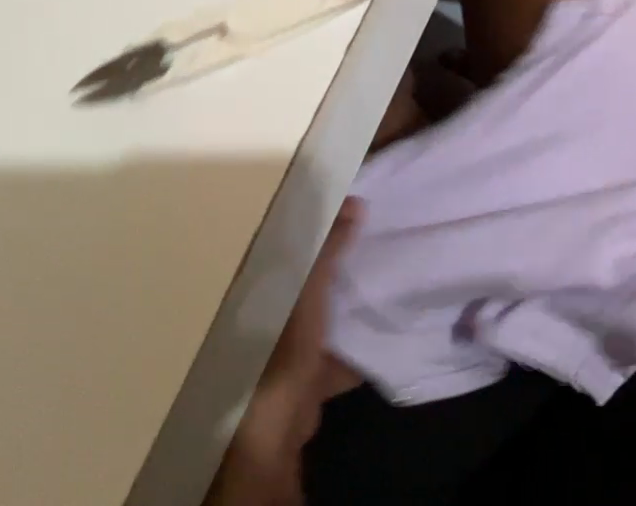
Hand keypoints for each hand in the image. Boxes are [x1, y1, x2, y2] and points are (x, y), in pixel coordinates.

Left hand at [212, 199, 365, 505]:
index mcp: (251, 290)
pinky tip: (384, 326)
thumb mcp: (306, 291)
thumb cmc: (277, 350)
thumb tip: (354, 203)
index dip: (304, 224)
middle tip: (369, 236)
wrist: (272, 432)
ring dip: (345, 303)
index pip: (277, 245)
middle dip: (332, 263)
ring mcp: (280, 349)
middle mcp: (260, 316)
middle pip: (302, 279)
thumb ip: (328, 250)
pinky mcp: (301, 376)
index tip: (336, 203)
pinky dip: (354, 342)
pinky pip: (333, 349)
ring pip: (320, 314)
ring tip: (383, 276)